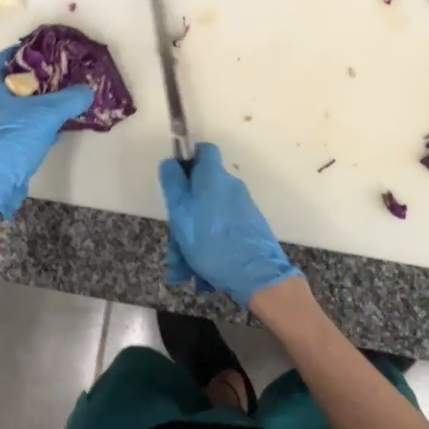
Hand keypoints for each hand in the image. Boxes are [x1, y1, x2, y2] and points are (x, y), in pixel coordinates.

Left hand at [0, 48, 93, 218]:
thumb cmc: (12, 142)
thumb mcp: (46, 115)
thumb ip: (69, 98)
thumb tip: (87, 90)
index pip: (7, 58)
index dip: (29, 52)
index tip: (51, 53)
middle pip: (12, 83)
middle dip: (37, 81)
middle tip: (62, 78)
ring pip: (14, 108)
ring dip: (36, 105)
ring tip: (61, 103)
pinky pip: (15, 128)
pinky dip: (32, 125)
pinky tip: (51, 131)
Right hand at [158, 142, 299, 305]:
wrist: (258, 275)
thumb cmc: (211, 240)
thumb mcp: (181, 211)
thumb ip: (173, 184)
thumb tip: (171, 162)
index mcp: (214, 178)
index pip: (204, 151)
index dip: (188, 159)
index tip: (176, 178)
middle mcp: (231, 189)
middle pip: (201, 193)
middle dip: (183, 218)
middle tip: (174, 246)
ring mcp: (242, 211)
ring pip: (208, 219)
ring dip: (192, 243)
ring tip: (184, 271)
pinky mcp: (249, 231)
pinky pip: (221, 235)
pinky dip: (209, 251)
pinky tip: (202, 277)